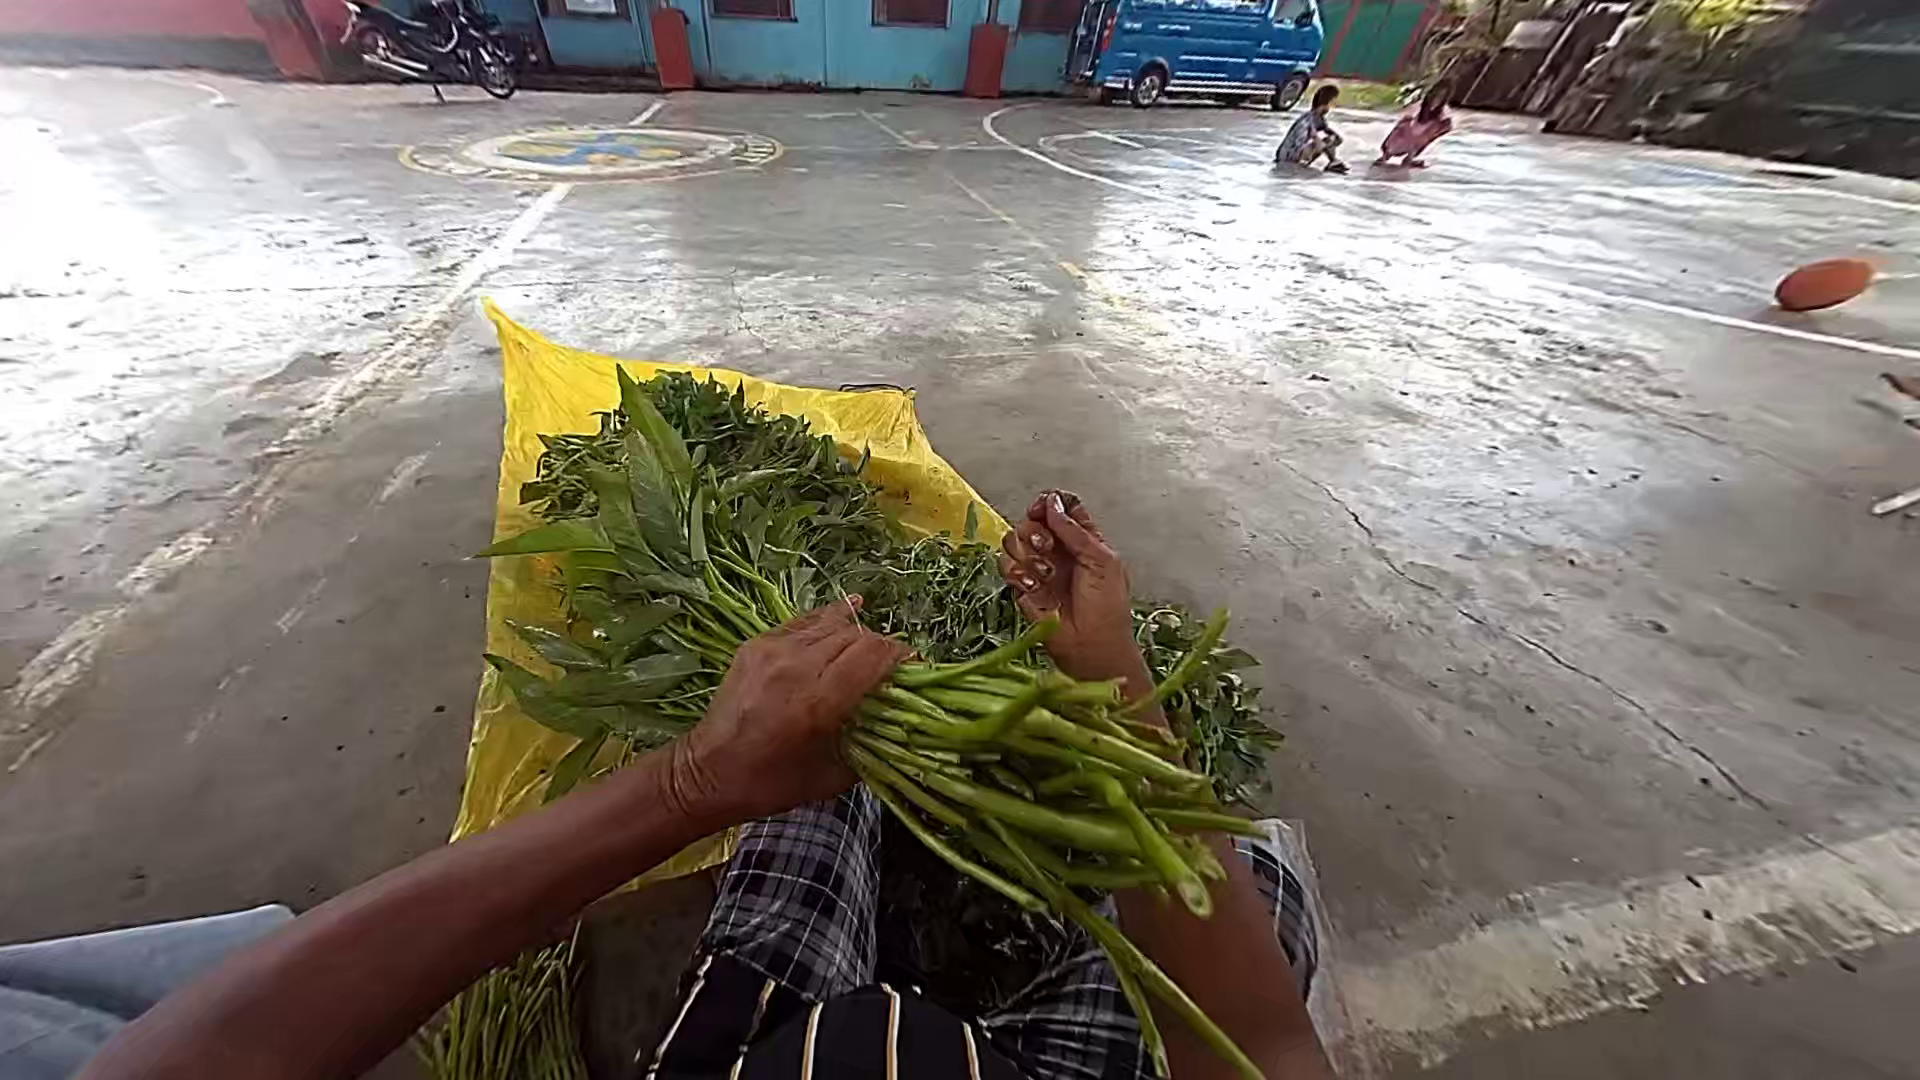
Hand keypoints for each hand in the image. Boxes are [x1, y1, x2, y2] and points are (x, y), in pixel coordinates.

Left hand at [669, 600, 906, 827]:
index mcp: (818, 701)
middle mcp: (798, 666)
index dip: (899, 654)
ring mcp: (774, 649)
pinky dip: (831, 618)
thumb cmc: (771, 784)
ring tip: (870, 645)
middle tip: (891, 664)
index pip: (873, 655)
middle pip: (857, 635)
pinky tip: (850, 609)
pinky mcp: (758, 643)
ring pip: (833, 623)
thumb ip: (873, 745)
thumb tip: (901, 721)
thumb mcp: (832, 778)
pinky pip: (806, 622)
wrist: (706, 773)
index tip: (913, 665)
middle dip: (881, 645)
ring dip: (858, 632)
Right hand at [998, 492, 1145, 688]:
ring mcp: (1037, 567)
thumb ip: (1075, 531)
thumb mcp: (1102, 561)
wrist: (1091, 644)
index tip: (1045, 508)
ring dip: (1027, 554)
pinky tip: (1034, 588)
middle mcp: (1057, 550)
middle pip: (1032, 521)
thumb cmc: (1106, 605)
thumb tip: (1052, 504)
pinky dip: (1018, 574)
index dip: (1051, 504)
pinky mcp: (1021, 586)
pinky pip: (1006, 566)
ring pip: (1014, 541)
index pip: (1060, 508)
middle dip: (1036, 531)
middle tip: (1048, 547)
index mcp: (1082, 539)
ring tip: (1045, 575)